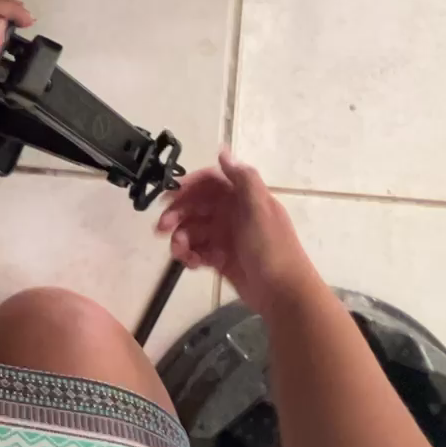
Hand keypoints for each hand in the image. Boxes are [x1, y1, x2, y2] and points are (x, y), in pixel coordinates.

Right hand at [155, 150, 323, 308]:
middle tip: (161, 229)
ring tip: (180, 253)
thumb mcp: (260, 210)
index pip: (210, 183)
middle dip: (176, 216)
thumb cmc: (272, 248)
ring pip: (193, 231)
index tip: (169, 197)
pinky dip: (190, 256)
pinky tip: (191, 264)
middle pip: (196, 207)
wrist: (284, 295)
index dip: (188, 186)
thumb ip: (243, 179)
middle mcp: (233, 214)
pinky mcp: (221, 258)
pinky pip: (197, 251)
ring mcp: (226, 237)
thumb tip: (223, 151)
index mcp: (243, 199)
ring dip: (181, 239)